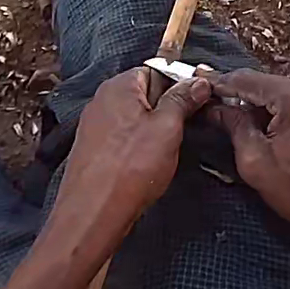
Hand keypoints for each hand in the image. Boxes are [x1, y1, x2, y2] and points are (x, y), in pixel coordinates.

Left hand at [53, 68, 211, 247]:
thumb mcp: (168, 127)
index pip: (158, 70)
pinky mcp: (94, 150)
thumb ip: (184, 99)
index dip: (180, 85)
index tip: (197, 101)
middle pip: (147, 93)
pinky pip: (125, 137)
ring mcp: (96, 126)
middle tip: (184, 128)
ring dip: (156, 130)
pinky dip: (140, 146)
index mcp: (120, 86)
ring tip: (166, 151)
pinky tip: (148, 164)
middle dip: (168, 109)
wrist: (91, 218)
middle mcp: (103, 100)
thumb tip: (198, 82)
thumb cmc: (129, 169)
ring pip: (138, 117)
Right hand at [209, 70, 289, 258]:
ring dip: (265, 104)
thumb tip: (219, 109)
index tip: (203, 81)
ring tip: (241, 117)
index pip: (250, 79)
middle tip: (218, 102)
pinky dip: (286, 112)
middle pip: (270, 84)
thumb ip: (235, 127)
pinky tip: (273, 129)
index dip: (223, 81)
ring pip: (288, 95)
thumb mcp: (255, 162)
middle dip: (243, 94)